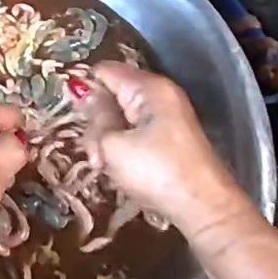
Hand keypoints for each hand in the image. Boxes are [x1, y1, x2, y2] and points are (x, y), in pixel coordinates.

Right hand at [81, 64, 256, 233]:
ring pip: (124, 115)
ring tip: (105, 166)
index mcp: (148, 86)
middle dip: (97, 121)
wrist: (206, 208)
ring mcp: (169, 113)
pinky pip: (138, 129)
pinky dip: (125, 145)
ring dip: (109, 139)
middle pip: (114, 93)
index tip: (71, 115)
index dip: (83, 88)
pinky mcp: (172, 135)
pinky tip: (121, 169)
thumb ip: (96, 118)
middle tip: (94, 155)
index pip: (105, 70)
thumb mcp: (114, 147)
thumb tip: (83, 93)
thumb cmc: (157, 173)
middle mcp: (161, 92)